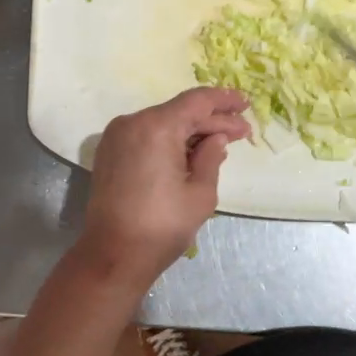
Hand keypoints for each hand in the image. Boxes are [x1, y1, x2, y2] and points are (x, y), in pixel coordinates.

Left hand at [74, 87, 251, 289]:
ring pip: (162, 124)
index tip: (245, 104)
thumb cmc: (163, 226)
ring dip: (191, 132)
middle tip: (242, 132)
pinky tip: (191, 153)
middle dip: (211, 121)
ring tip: (221, 144)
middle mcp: (132, 123)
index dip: (224, 101)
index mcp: (157, 127)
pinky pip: (146, 137)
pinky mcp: (110, 154)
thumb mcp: (200, 194)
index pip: (197, 101)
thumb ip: (211, 158)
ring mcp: (117, 137)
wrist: (114, 254)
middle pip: (179, 112)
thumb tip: (216, 139)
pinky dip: (170, 141)